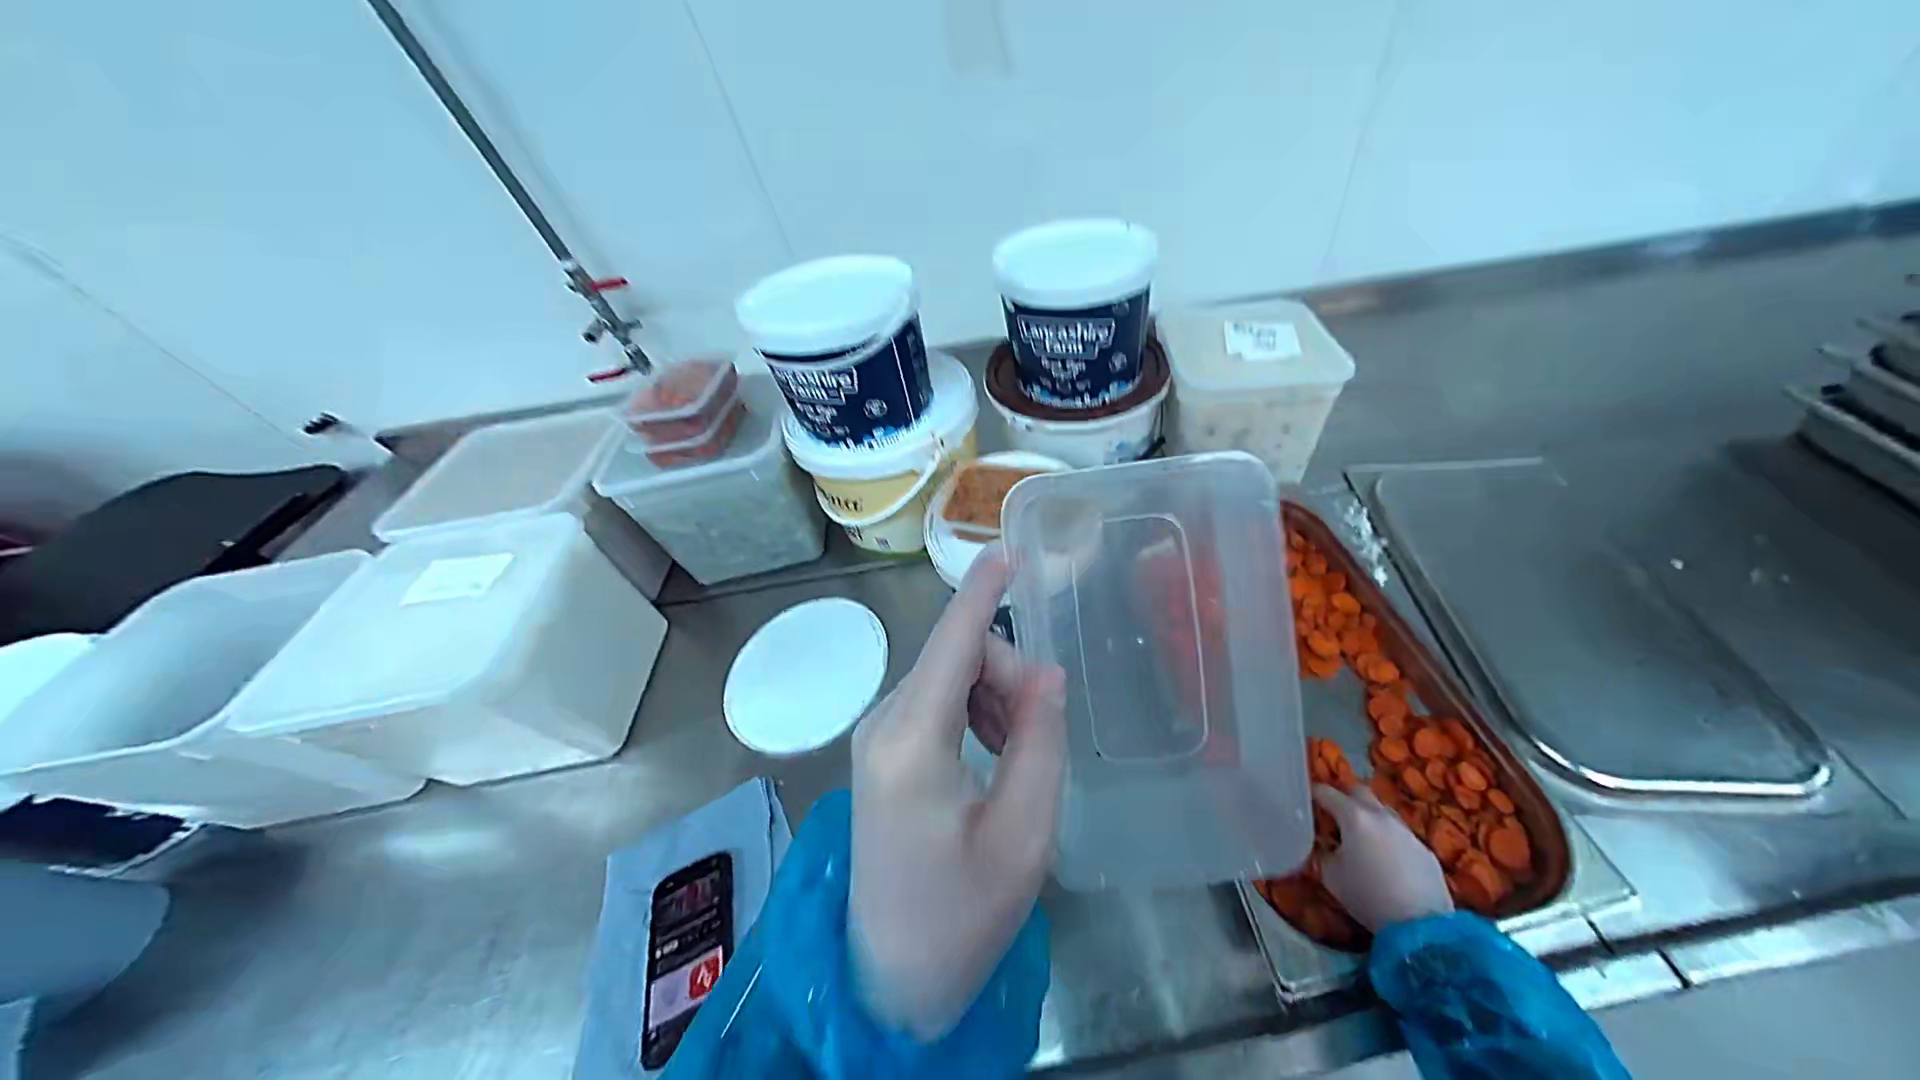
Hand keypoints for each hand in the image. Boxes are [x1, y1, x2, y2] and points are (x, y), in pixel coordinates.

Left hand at [849, 548, 1067, 1040]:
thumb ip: (1038, 742)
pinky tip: (992, 754)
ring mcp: (874, 737)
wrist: (892, 977)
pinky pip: (934, 702)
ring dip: (992, 695)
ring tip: (1018, 751)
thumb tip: (1045, 672)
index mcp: (910, 742)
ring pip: (946, 677)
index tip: (1008, 551)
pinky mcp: (880, 752)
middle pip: (954, 659)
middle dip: (1005, 673)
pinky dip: (972, 711)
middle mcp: (882, 724)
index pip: (951, 644)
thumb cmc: (962, 915)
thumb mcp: (1023, 834)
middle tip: (1041, 727)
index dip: (981, 594)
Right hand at [1312, 784, 1453, 931]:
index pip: (1327, 792)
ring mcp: (1407, 833)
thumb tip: (1319, 847)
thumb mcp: (1330, 876)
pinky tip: (1387, 862)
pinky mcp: (1426, 851)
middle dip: (1345, 798)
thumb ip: (1321, 854)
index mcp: (1354, 817)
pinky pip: (1401, 836)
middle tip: (1333, 814)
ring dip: (1369, 819)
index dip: (1313, 793)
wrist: (1421, 926)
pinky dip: (1389, 840)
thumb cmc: (1368, 895)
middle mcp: (1382, 817)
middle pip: (1360, 792)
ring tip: (1361, 840)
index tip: (1305, 799)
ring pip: (1383, 813)